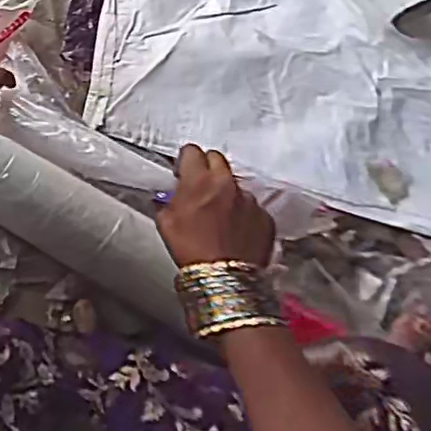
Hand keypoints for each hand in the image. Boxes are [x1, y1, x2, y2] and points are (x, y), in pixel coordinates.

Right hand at [160, 145, 275, 267]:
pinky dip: (243, 213)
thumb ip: (167, 201)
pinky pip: (252, 206)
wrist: (224, 279)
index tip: (183, 170)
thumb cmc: (192, 250)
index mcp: (199, 179)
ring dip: (226, 192)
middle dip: (207, 168)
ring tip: (219, 214)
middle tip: (200, 186)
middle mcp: (226, 183)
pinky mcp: (265, 216)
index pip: (192, 151)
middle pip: (217, 159)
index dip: (185, 160)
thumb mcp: (165, 222)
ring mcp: (249, 199)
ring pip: (235, 184)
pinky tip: (234, 229)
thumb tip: (168, 197)